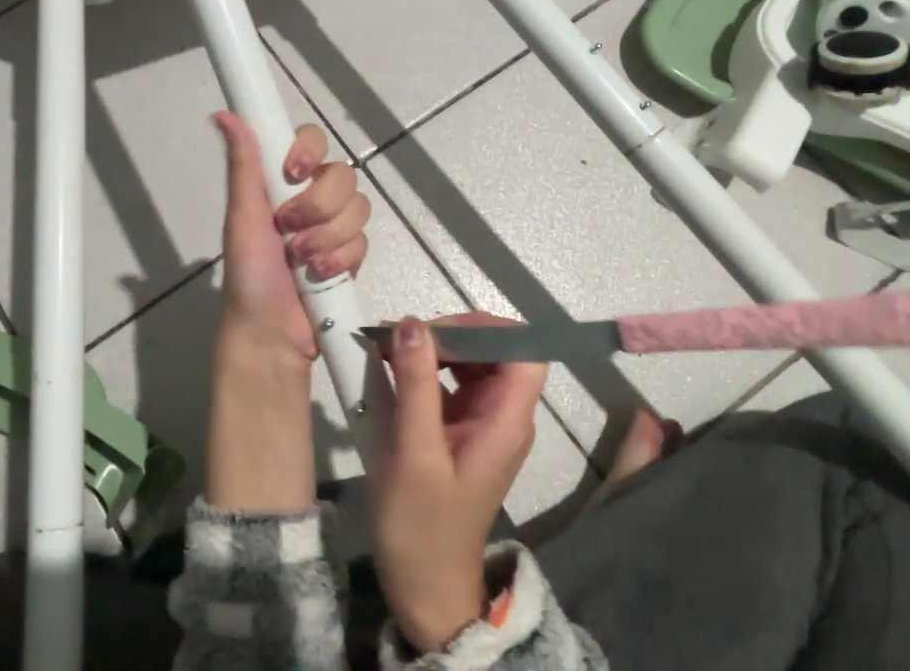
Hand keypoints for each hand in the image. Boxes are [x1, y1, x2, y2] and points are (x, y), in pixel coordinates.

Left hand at [213, 111, 369, 362]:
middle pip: (343, 175)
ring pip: (358, 208)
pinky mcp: (349, 256)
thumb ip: (244, 165)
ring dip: (328, 238)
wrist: (270, 334)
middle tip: (289, 232)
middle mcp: (309, 198)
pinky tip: (320, 277)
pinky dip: (341, 260)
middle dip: (318, 208)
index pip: (312, 141)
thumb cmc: (248, 275)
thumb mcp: (242, 218)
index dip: (310, 150)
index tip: (294, 172)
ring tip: (301, 262)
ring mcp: (332, 228)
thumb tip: (224, 114)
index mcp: (280, 183)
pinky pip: (363, 242)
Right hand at [372, 313, 546, 652]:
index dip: (485, 328)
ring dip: (434, 349)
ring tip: (387, 347)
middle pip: (495, 352)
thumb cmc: (421, 524)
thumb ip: (416, 384)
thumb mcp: (413, 451)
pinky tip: (390, 370)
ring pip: (471, 364)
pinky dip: (424, 370)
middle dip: (450, 333)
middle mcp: (503, 416)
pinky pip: (451, 385)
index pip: (523, 351)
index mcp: (506, 421)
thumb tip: (412, 322)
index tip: (434, 328)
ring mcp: (482, 424)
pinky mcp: (460, 432)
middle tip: (398, 337)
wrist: (424, 586)